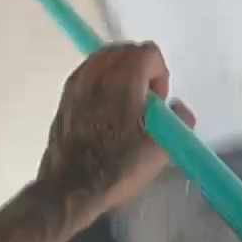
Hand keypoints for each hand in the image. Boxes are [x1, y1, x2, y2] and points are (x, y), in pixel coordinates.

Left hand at [37, 42, 194, 217]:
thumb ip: (179, 120)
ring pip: (102, 63)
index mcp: (125, 75)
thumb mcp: (161, 148)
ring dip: (116, 76)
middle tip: (143, 101)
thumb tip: (177, 110)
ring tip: (122, 107)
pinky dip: (97, 87)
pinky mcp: (62, 101)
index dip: (160, 75)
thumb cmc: (117, 167)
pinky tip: (102, 113)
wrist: (71, 188)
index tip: (158, 102)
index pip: (149, 53)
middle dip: (138, 71)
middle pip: (124, 52)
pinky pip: (85, 79)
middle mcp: (98, 72)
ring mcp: (76, 85)